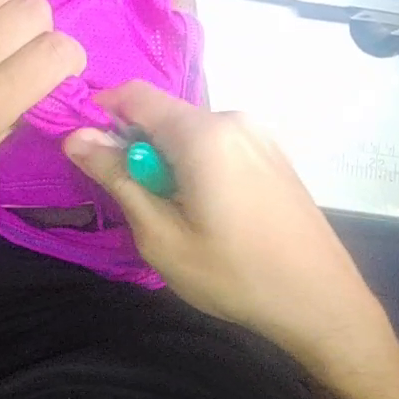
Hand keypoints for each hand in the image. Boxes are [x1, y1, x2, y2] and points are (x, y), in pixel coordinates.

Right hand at [63, 80, 398, 382]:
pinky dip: (196, 168)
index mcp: (203, 134)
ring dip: (167, 163)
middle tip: (134, 202)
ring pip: (190, 134)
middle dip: (136, 148)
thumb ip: (117, 178)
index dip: (100, 113)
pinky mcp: (273, 155)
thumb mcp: (161, 234)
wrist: (322, 303)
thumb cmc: (234, 274)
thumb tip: (76, 137)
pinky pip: (217, 146)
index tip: (85, 151)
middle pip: (164, 116)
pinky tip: (209, 214)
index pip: (135, 95)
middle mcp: (234, 120)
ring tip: (175, 217)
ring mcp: (259, 136)